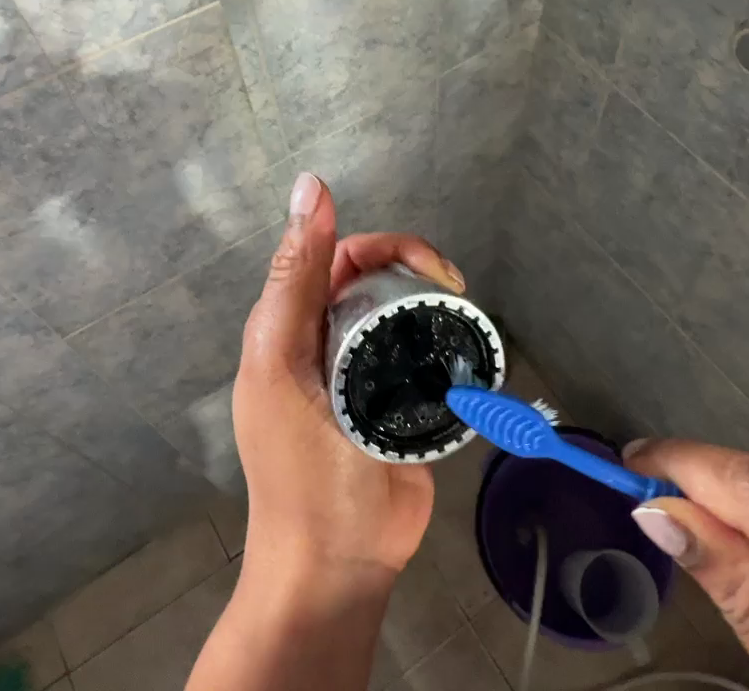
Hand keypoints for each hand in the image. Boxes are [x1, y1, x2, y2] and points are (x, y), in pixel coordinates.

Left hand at [186, 174, 466, 690]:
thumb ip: (297, 278)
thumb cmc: (303, 470)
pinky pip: (422, 355)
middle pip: (376, 278)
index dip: (380, 244)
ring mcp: (366, 374)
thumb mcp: (284, 364)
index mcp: (290, 328)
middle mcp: (328, 342)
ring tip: (462, 319)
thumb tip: (309, 183)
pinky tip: (464, 352)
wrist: (340, 564)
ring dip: (432, 306)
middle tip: (455, 289)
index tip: (429, 265)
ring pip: (403, 311)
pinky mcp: (399, 404)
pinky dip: (443, 345)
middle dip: (415, 271)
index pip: (335, 254)